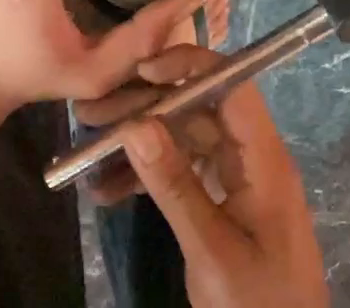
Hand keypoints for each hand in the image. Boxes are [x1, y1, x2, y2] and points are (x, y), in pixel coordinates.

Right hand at [80, 45, 326, 307]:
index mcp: (264, 159)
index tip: (141, 71)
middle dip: (143, 108)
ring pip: (183, 142)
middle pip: (197, 111)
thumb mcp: (212, 249)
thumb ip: (174, 186)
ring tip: (85, 148)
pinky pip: (182, 174)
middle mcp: (252, 159)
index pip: (232, 85)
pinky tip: (106, 189)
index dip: (189, 66)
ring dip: (136, 145)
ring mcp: (237, 182)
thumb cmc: (258, 304)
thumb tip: (136, 124)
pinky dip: (146, 178)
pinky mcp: (224, 204)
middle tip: (89, 111)